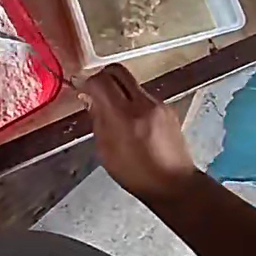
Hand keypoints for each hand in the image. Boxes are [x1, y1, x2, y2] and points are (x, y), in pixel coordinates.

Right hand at [81, 65, 204, 202]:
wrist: (175, 184)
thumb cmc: (136, 174)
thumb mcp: (106, 151)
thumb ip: (97, 120)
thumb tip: (90, 98)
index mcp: (124, 117)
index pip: (101, 81)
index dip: (86, 81)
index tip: (80, 87)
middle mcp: (143, 104)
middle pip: (118, 71)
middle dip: (102, 76)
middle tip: (94, 89)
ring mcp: (158, 104)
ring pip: (131, 83)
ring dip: (117, 89)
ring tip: (112, 110)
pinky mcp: (167, 108)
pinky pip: (143, 95)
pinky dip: (131, 100)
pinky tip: (130, 120)